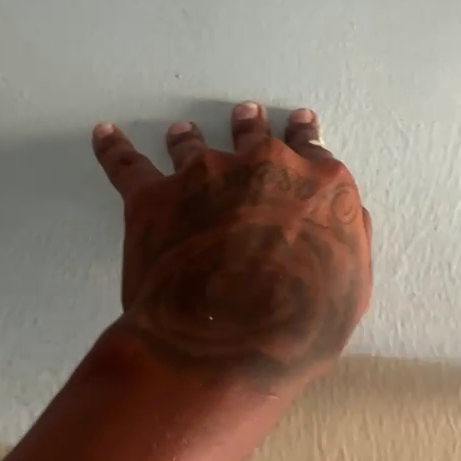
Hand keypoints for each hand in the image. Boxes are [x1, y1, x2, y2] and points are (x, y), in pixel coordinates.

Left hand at [90, 103, 371, 388]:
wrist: (227, 346)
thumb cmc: (303, 327)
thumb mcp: (354, 288)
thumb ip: (354, 241)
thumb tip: (352, 214)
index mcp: (322, 185)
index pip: (313, 149)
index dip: (305, 138)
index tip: (300, 124)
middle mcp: (267, 166)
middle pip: (256, 134)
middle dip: (251, 125)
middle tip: (246, 114)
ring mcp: (208, 175)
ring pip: (195, 144)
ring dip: (189, 138)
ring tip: (183, 132)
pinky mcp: (154, 196)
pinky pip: (126, 162)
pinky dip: (114, 146)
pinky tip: (106, 134)